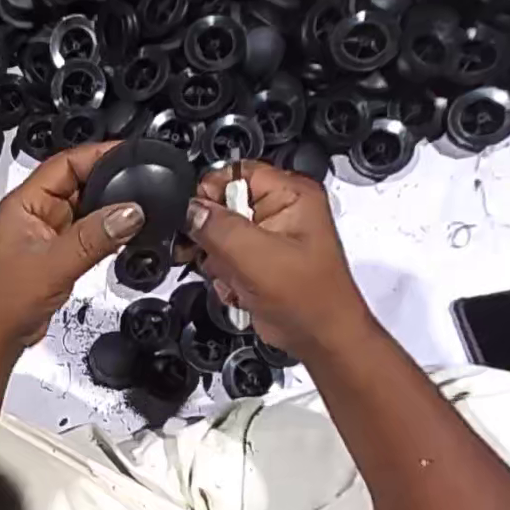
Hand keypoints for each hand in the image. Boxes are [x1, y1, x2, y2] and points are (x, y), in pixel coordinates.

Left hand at [0, 141, 144, 350]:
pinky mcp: (59, 253)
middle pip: (79, 182)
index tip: (128, 154)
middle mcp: (37, 213)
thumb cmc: (5, 301)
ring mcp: (48, 234)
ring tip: (134, 214)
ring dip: (109, 210)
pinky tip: (121, 238)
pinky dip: (106, 233)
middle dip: (109, 184)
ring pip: (87, 208)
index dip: (98, 154)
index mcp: (25, 203)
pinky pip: (89, 232)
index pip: (66, 162)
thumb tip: (128, 213)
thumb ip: (93, 238)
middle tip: (139, 188)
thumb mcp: (54, 264)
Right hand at [187, 161, 377, 359]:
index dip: (211, 193)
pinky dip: (224, 276)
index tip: (200, 218)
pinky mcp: (258, 262)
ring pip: (219, 236)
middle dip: (212, 235)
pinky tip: (238, 288)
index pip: (236, 172)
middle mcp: (281, 211)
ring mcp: (268, 238)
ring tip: (236, 277)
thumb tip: (190, 210)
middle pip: (223, 206)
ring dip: (218, 261)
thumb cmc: (310, 298)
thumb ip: (217, 227)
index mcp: (290, 194)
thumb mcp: (255, 255)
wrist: (319, 337)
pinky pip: (224, 259)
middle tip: (216, 254)